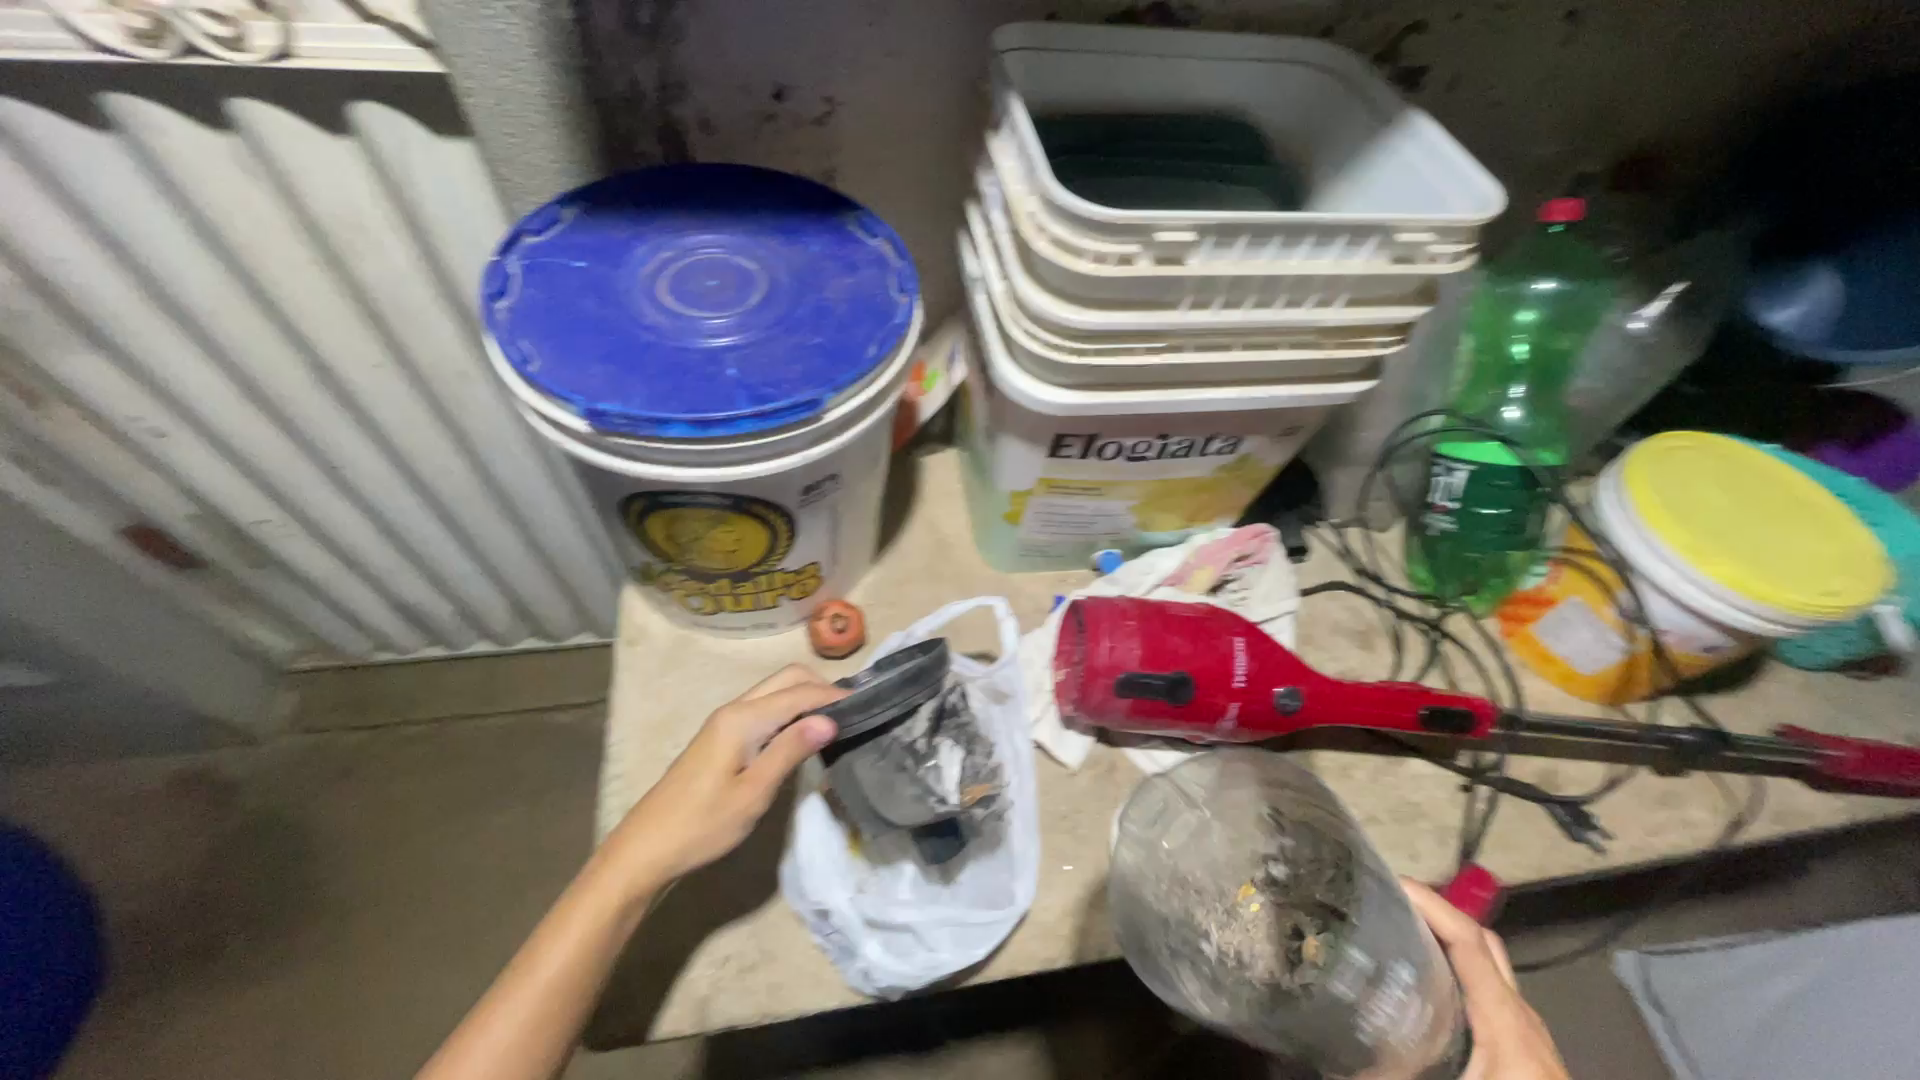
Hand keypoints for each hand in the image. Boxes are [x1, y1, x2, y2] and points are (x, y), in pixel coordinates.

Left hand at [594, 665, 842, 898]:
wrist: (647, 848)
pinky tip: (805, 734)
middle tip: (855, 712)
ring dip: (806, 697)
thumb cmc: (703, 825)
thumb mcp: (753, 793)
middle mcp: (735, 709)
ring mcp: (726, 721)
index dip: (834, 696)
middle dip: (821, 687)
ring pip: (775, 691)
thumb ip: (790, 751)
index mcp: (742, 719)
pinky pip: (765, 708)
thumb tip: (829, 719)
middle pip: (787, 678)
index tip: (869, 705)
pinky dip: (791, 710)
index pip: (799, 693)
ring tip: (838, 721)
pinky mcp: (723, 736)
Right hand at [1403, 880, 1570, 1079]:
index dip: (1430, 904)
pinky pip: (1489, 991)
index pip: (1468, 941)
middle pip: (1483, 942)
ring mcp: (1527, 1035)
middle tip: (1384, 902)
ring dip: (1449, 940)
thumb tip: (1337, 1069)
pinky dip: (1458, 970)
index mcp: (1504, 1022)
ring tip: (1398, 935)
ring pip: (1490, 967)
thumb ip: (1392, 1074)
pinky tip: (1426, 989)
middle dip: (1437, 911)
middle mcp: (1520, 1017)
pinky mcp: (1525, 1054)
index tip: (1387, 882)